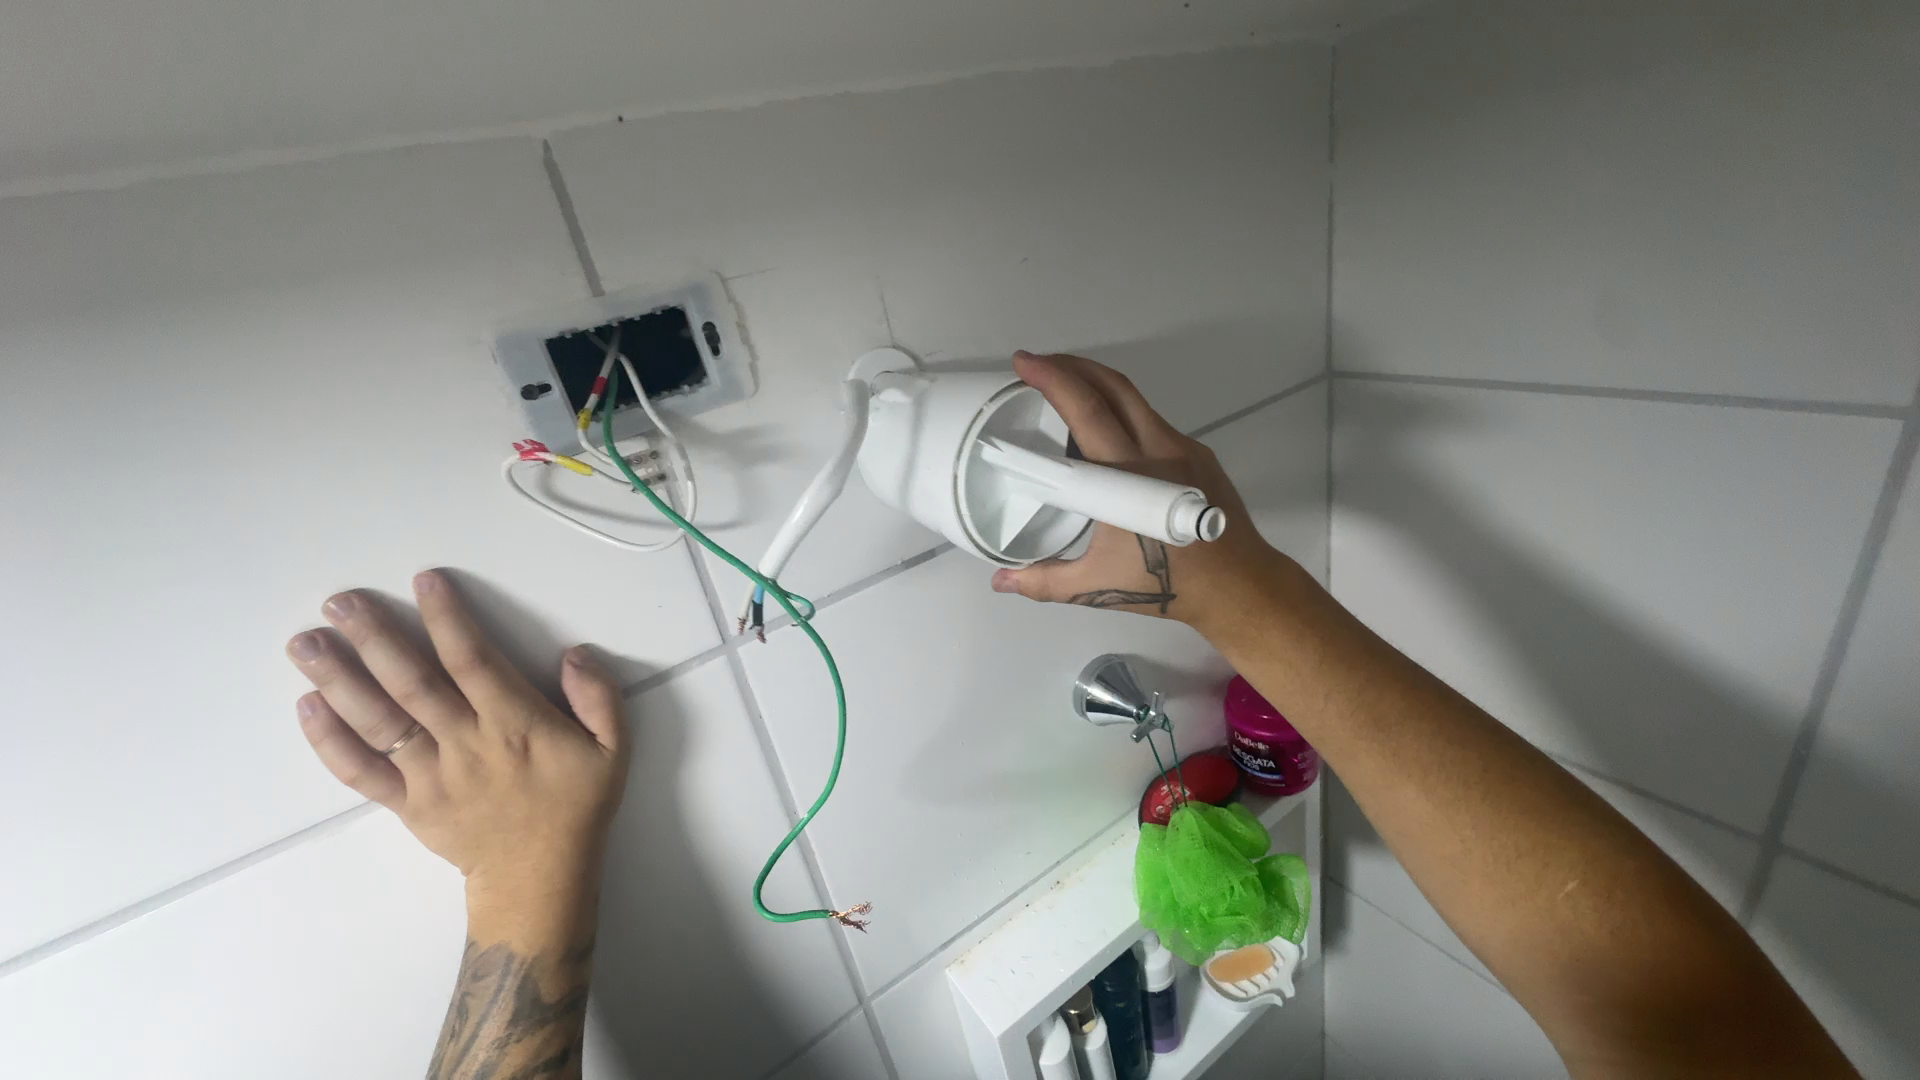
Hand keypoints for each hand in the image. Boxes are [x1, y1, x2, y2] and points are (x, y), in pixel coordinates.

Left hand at [285, 570, 629, 920]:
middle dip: (374, 639)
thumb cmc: (578, 804)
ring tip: (306, 643)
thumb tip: (574, 653)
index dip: (449, 619)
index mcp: (515, 723)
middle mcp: (465, 742)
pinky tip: (308, 707)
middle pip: (412, 683)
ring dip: (339, 680)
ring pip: (379, 721)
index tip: (425, 582)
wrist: (539, 876)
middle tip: (338, 601)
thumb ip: (599, 697)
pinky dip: (330, 740)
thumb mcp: (615, 748)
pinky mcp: (406, 804)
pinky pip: (361, 771)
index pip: (475, 660)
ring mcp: (429, 775)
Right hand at [989, 352, 1294, 634]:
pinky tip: (1103, 429)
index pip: (1086, 411)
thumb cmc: (1167, 586)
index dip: (1053, 380)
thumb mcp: (1097, 587)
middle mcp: (1158, 449)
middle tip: (1034, 363)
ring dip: (1095, 383)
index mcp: (1129, 476)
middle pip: (1112, 386)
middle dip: (1069, 365)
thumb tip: (1000, 581)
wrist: (1240, 586)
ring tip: (1063, 386)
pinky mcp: (1198, 454)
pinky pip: (1151, 420)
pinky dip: (1119, 410)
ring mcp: (1183, 447)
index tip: (1022, 363)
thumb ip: (1044, 581)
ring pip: (1134, 399)